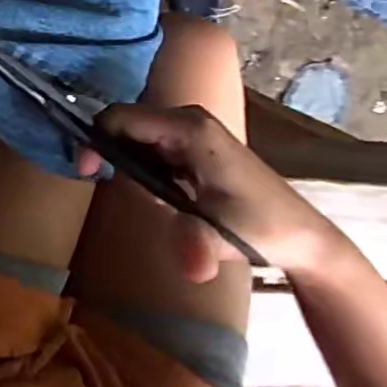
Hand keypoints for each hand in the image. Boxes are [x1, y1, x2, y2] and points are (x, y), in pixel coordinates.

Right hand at [78, 104, 344, 282]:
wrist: (301, 234)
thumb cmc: (262, 227)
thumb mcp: (224, 237)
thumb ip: (196, 244)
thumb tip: (191, 270)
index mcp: (190, 128)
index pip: (121, 116)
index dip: (95, 138)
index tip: (85, 171)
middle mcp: (187, 119)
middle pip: (126, 123)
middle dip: (111, 153)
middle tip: (110, 187)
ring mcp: (192, 129)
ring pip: (137, 135)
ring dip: (129, 164)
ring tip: (153, 199)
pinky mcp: (194, 144)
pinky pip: (152, 146)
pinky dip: (145, 167)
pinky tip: (165, 196)